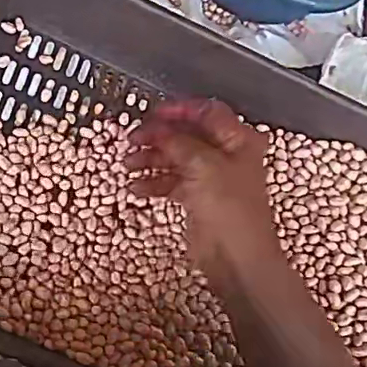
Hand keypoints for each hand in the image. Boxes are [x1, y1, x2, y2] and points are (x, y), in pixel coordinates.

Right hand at [123, 98, 281, 276]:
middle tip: (133, 139)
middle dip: (159, 136)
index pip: (206, 112)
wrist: (236, 257)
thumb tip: (157, 129)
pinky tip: (136, 187)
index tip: (152, 114)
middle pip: (187, 135)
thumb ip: (178, 142)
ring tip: (128, 164)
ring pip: (176, 159)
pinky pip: (171, 183)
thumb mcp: (203, 165)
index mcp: (237, 139)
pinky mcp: (197, 200)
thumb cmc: (229, 208)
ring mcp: (210, 178)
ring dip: (151, 159)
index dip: (179, 110)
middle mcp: (225, 155)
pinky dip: (154, 183)